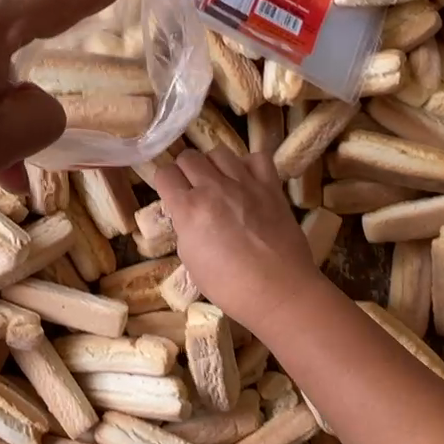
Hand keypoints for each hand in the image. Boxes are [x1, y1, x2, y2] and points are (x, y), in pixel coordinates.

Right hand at [151, 146, 331, 328]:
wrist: (278, 291)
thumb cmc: (228, 286)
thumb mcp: (190, 258)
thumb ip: (185, 226)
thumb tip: (189, 213)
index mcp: (189, 208)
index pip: (164, 173)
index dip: (165, 182)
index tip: (171, 193)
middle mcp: (213, 187)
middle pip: (188, 156)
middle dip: (185, 170)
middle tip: (193, 189)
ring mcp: (245, 183)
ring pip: (219, 152)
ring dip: (214, 165)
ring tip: (220, 183)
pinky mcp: (271, 186)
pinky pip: (256, 158)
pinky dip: (248, 165)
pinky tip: (247, 181)